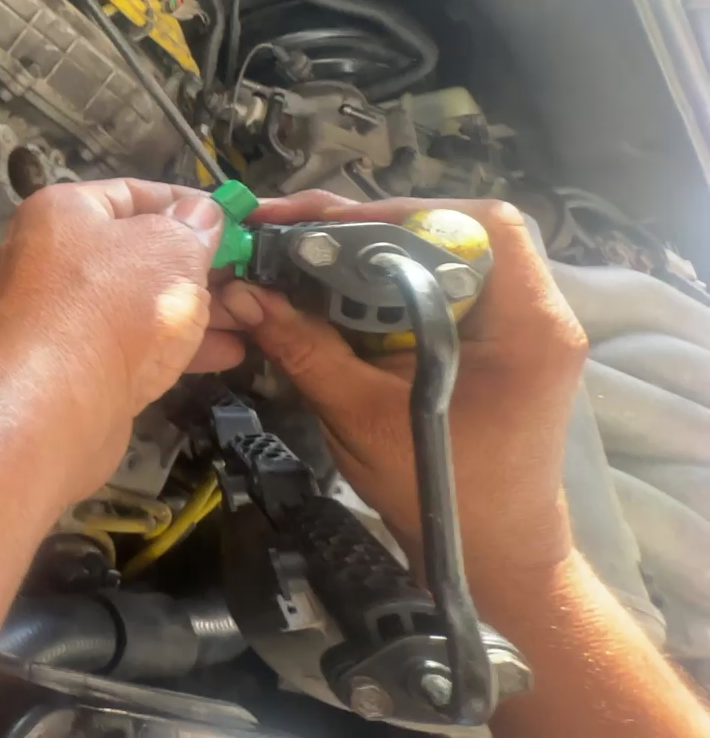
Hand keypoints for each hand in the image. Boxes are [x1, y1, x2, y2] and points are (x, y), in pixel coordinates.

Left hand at [0, 180, 227, 443]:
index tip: (238, 216)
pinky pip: (130, 338)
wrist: (52, 401)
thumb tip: (202, 212)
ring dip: (196, 304)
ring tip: (253, 313)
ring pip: (138, 297)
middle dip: (198, 260)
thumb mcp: (169, 250)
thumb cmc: (111, 306)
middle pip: (135, 247)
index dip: (189, 202)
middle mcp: (51, 253)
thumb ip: (192, 227)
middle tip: (254, 272)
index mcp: (62, 211)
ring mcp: (58, 308)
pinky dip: (175, 341)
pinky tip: (228, 351)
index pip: (132, 192)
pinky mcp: (71, 357)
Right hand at [218, 193, 587, 580]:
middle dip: (352, 225)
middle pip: (438, 231)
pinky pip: (405, 286)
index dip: (394, 212)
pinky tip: (305, 288)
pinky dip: (352, 280)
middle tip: (276, 230)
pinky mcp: (462, 337)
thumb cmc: (441, 487)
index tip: (317, 226)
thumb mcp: (359, 412)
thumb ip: (301, 346)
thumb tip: (237, 291)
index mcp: (522, 325)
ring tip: (279, 252)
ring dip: (346, 251)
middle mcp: (516, 310)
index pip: (477, 227)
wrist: (486, 548)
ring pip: (415, 255)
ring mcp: (490, 323)